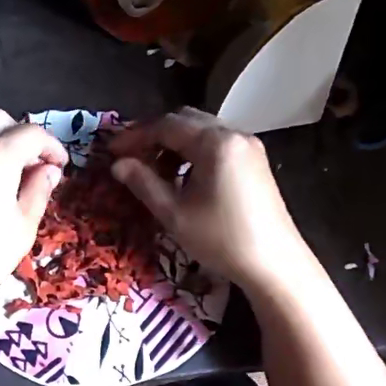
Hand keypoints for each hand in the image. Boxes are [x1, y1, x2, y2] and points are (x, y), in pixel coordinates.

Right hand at [109, 108, 315, 295]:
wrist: (274, 264)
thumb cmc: (221, 239)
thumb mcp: (174, 214)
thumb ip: (144, 183)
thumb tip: (118, 164)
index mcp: (214, 142)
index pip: (166, 125)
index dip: (135, 136)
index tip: (111, 151)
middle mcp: (234, 134)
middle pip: (186, 120)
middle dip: (155, 135)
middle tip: (131, 157)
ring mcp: (249, 146)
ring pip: (203, 131)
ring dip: (175, 144)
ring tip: (154, 171)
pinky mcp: (255, 162)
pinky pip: (218, 144)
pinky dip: (195, 152)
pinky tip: (183, 178)